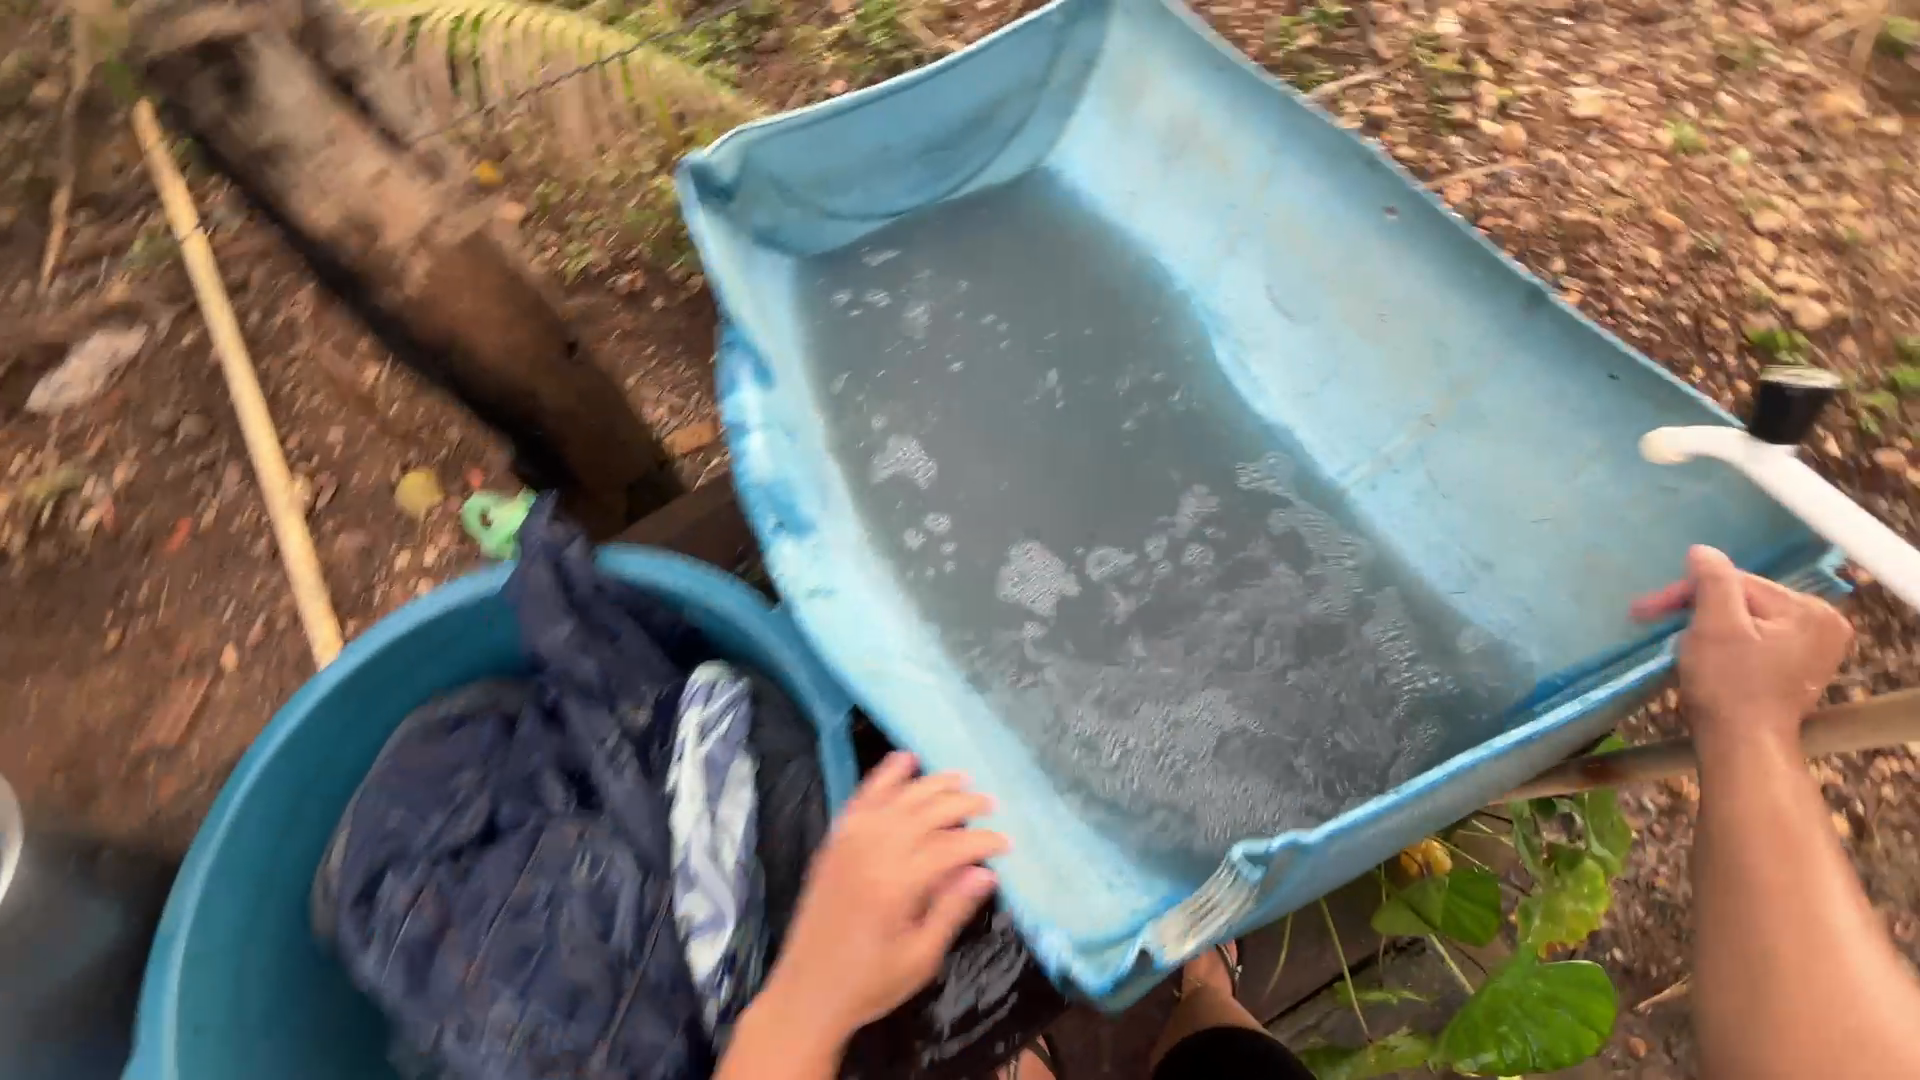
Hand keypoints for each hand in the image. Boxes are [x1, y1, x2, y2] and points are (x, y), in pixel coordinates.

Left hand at [756, 752, 1008, 1040]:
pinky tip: (904, 760)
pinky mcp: (835, 840)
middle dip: (963, 803)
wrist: (806, 993)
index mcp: (898, 884)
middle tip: (990, 803)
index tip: (1005, 843)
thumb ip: (952, 908)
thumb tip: (986, 872)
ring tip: (960, 778)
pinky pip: (863, 797)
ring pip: (899, 797)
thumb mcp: (921, 957)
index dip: (982, 840)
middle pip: (928, 812)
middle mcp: (873, 852)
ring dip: (932, 783)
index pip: (951, 846)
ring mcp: (851, 841)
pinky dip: (885, 775)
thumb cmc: (869, 983)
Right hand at [1632, 545, 1851, 751]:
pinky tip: (1704, 651)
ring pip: (1745, 617)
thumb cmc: (1726, 682)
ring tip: (1676, 638)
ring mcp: (1814, 646)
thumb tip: (1702, 551)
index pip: (1735, 583)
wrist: (1740, 739)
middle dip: (1696, 608)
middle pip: (1742, 599)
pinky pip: (1754, 636)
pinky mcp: (1797, 664)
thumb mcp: (1714, 627)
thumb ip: (1713, 582)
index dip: (1687, 593)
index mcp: (1809, 611)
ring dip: (1705, 623)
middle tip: (1651, 620)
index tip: (1644, 610)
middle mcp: (1823, 624)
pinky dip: (1724, 639)